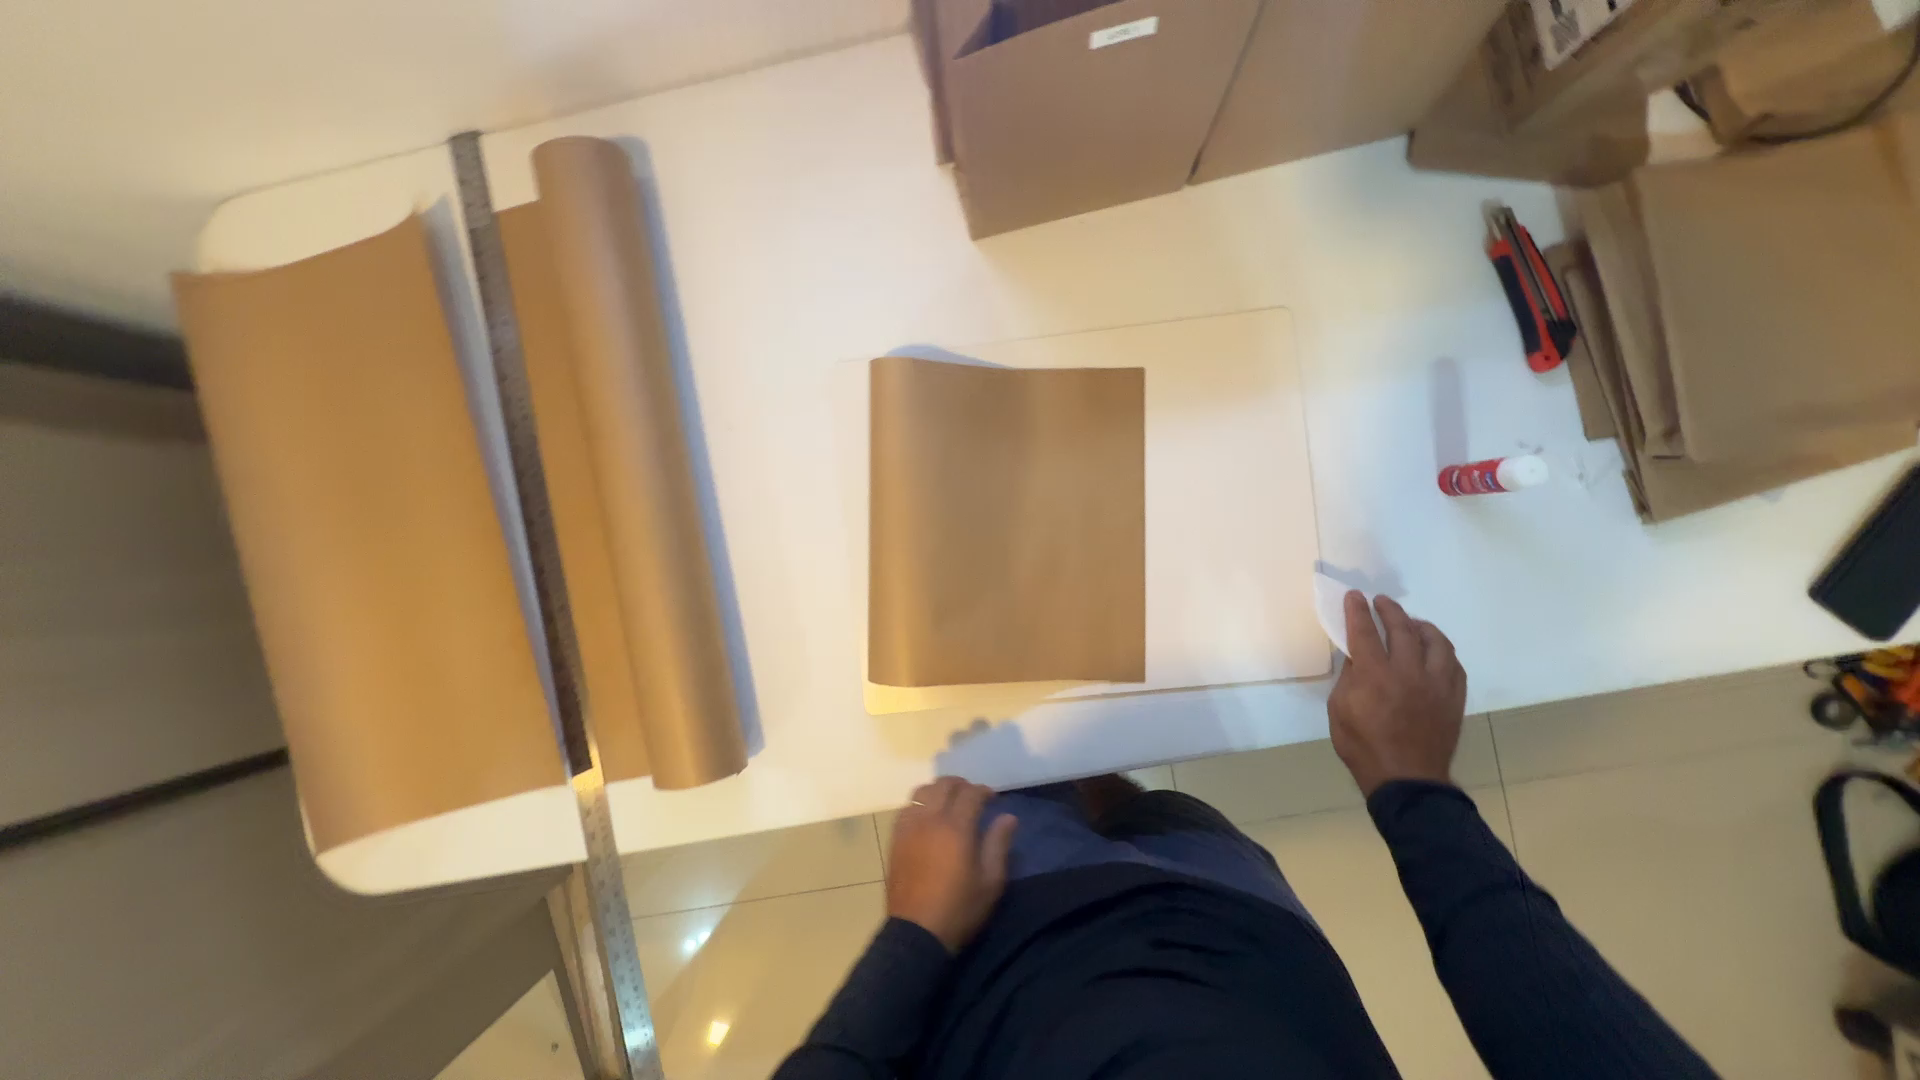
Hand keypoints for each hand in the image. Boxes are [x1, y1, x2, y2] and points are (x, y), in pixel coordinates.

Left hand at [887, 777, 1017, 952]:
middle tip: (973, 797)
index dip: (984, 791)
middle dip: (961, 785)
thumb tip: (1008, 817)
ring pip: (922, 791)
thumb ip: (999, 844)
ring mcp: (908, 827)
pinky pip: (907, 807)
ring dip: (939, 791)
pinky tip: (928, 817)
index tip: (993, 799)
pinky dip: (921, 803)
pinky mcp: (895, 838)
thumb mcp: (990, 882)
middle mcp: (930, 819)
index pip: (970, 792)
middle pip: (944, 784)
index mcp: (956, 827)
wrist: (916, 933)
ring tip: (949, 803)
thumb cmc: (959, 909)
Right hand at [1328, 591, 1466, 796]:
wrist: (1407, 779)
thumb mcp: (1339, 711)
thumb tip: (1357, 658)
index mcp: (1375, 675)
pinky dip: (1441, 650)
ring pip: (1435, 641)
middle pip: (1402, 629)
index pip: (1365, 632)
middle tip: (1381, 602)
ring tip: (1411, 622)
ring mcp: (1436, 683)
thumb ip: (1348, 679)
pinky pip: (1453, 663)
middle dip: (1389, 611)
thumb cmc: (1363, 747)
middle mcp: (1408, 672)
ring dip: (1420, 626)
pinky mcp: (1454, 696)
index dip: (1357, 611)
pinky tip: (1433, 650)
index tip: (1355, 596)